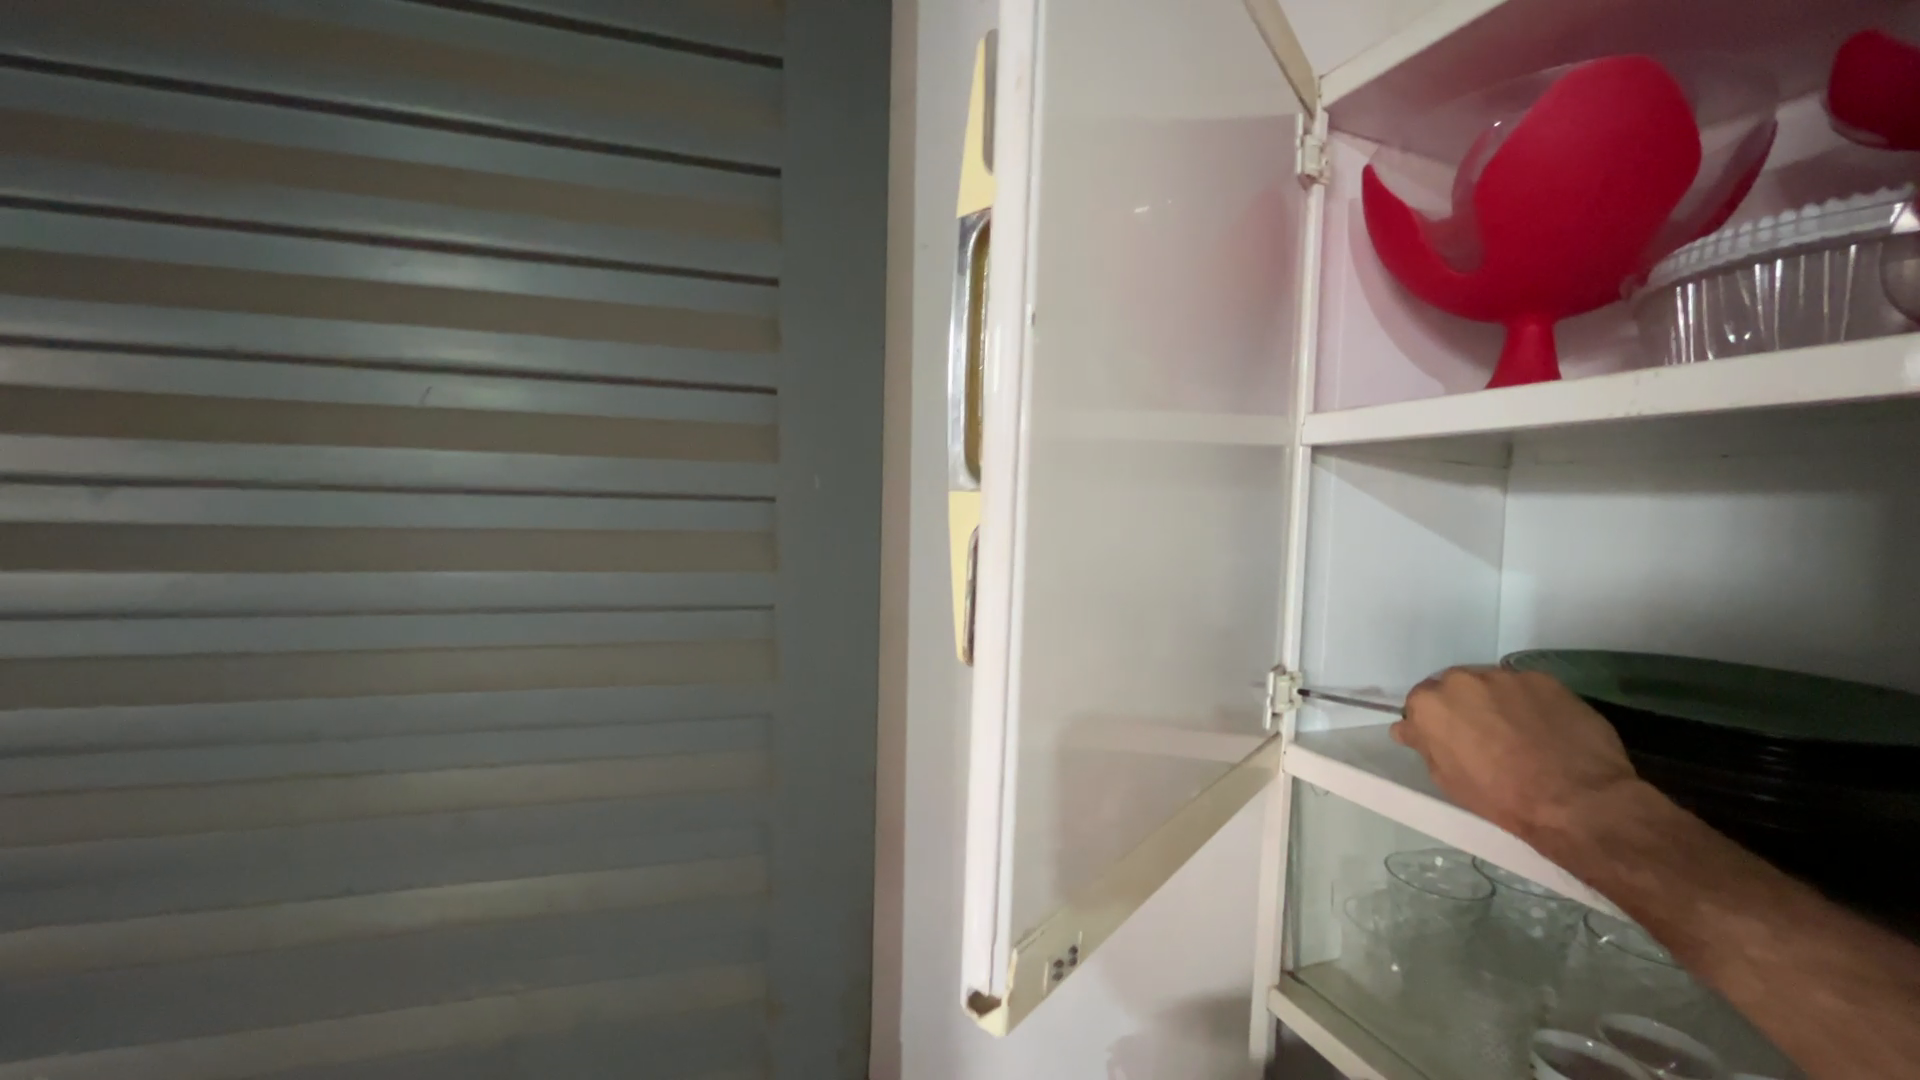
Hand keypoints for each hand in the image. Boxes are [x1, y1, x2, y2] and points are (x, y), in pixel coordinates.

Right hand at [1392, 667, 1639, 845]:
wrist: (1577, 799)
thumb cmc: (1501, 796)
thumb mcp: (1446, 779)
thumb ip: (1425, 744)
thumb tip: (1409, 728)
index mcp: (1429, 704)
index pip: (1420, 702)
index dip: (1434, 721)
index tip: (1448, 738)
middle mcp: (1461, 680)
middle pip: (1455, 686)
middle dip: (1464, 706)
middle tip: (1482, 734)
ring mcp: (1505, 676)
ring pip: (1492, 684)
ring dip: (1496, 702)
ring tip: (1518, 731)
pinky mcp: (1544, 679)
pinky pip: (1526, 688)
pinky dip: (1529, 703)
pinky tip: (1545, 728)